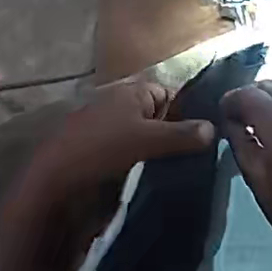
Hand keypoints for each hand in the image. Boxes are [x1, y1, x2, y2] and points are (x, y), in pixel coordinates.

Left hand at [23, 81, 215, 201]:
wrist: (58, 175)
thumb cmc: (103, 147)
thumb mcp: (147, 139)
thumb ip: (180, 134)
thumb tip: (213, 126)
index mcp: (131, 92)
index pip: (167, 94)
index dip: (185, 112)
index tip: (206, 136)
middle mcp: (120, 103)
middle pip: (157, 115)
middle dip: (175, 133)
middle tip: (202, 158)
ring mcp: (109, 126)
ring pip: (145, 135)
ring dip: (160, 150)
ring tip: (186, 172)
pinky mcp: (101, 148)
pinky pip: (131, 150)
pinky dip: (143, 161)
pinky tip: (157, 178)